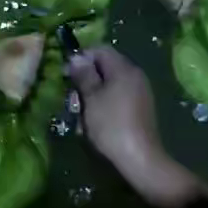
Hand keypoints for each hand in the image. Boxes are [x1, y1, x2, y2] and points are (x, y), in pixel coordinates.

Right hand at [65, 46, 199, 207]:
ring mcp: (140, 92)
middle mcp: (135, 76)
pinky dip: (103, 108)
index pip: (101, 50)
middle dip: (85, 82)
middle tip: (74, 102)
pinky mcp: (139, 108)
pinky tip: (94, 125)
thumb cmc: (111, 125)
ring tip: (82, 118)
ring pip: (108, 86)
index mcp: (125, 69)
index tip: (68, 76)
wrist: (139, 157)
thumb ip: (84, 75)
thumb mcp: (92, 98)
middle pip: (104, 68)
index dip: (82, 58)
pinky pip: (116, 100)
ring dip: (91, 99)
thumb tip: (77, 57)